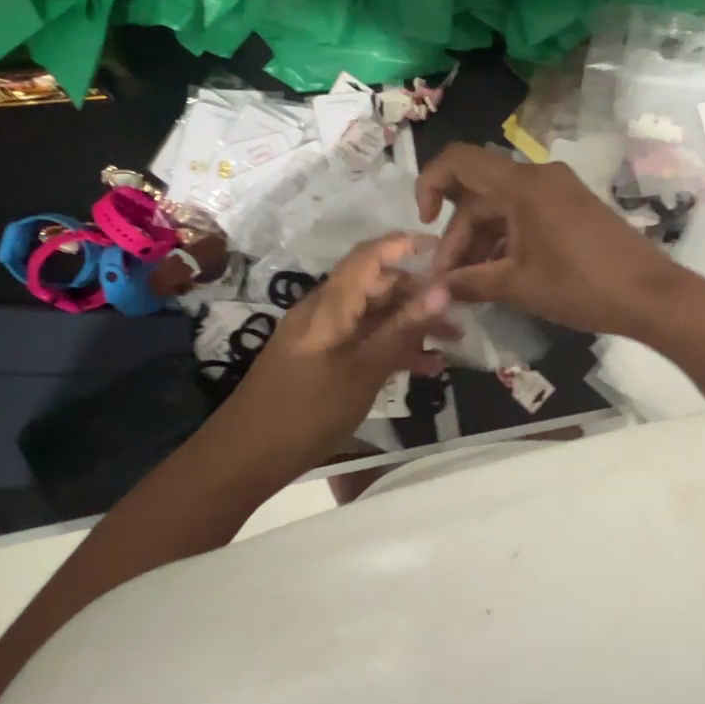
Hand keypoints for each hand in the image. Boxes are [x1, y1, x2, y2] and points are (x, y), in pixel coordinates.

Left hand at [243, 235, 454, 418]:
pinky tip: (426, 368)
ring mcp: (323, 339)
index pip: (369, 256)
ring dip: (412, 324)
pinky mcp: (323, 363)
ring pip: (375, 316)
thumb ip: (403, 329)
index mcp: (330, 306)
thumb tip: (443, 289)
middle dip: (419, 293)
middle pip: (377, 286)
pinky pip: (364, 342)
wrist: (244, 459)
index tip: (444, 248)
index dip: (404, 244)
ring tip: (452, 341)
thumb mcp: (363, 371)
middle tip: (460, 309)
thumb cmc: (305, 412)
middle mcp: (325, 313)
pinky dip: (393, 348)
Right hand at [414, 144, 680, 336]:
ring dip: (482, 241)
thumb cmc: (581, 286)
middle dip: (458, 235)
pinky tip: (500, 275)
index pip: (458, 161)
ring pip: (503, 207)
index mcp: (522, 183)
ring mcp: (560, 190)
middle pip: (479, 193)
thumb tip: (432, 289)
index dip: (429, 184)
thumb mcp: (518, 286)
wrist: (650, 294)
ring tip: (470, 285)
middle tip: (448, 281)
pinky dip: (508, 239)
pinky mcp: (574, 207)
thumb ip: (469, 282)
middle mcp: (539, 176)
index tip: (424, 224)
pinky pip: (527, 213)